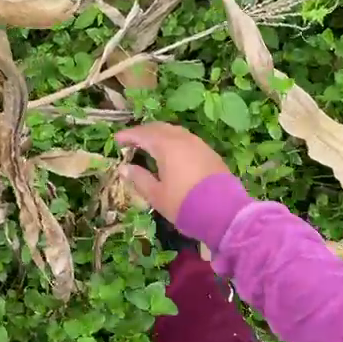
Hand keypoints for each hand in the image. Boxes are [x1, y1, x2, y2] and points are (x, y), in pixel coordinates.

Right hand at [115, 122, 230, 222]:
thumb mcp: (157, 195)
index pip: (142, 134)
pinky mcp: (209, 153)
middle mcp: (182, 139)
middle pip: (159, 128)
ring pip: (174, 131)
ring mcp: (198, 144)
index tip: (116, 140)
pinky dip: (173, 140)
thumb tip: (125, 168)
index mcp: (166, 146)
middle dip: (143, 132)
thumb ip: (139, 179)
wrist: (226, 213)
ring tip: (149, 144)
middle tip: (131, 140)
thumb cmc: (185, 205)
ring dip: (159, 134)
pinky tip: (171, 152)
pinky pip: (186, 139)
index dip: (128, 135)